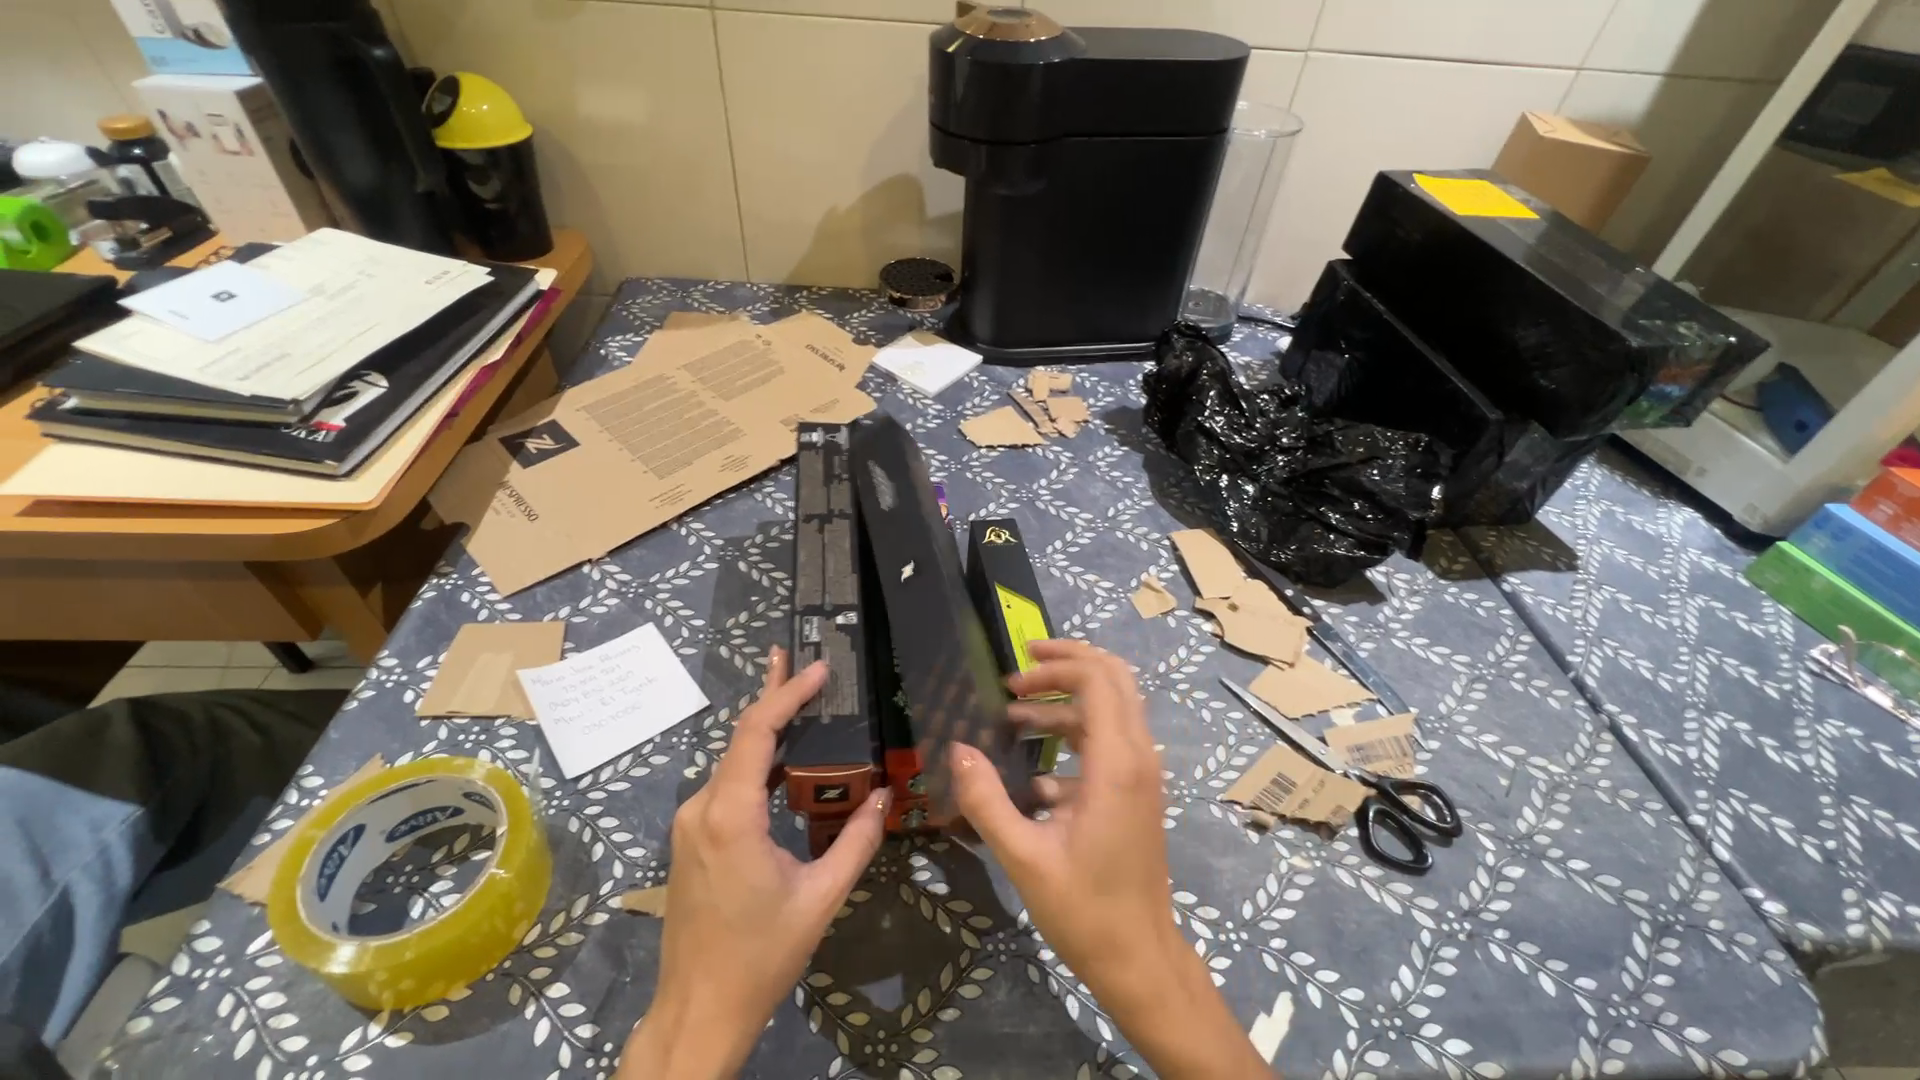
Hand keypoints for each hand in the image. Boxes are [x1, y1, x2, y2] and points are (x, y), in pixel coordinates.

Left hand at [619, 649, 890, 1079]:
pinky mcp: (690, 839)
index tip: (818, 669)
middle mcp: (702, 809)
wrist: (699, 1008)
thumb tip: (884, 796)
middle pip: (740, 739)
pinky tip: (781, 762)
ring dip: (765, 732)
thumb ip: (857, 840)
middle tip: (800, 660)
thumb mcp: (821, 897)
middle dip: (772, 696)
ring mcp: (690, 824)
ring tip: (799, 700)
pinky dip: (754, 764)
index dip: (786, 694)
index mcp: (730, 816)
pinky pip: (724, 787)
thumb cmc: (762, 954)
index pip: (756, 734)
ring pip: (731, 763)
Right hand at [949, 639, 1272, 1078]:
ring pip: (1113, 710)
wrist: (1138, 957)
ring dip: (1066, 703)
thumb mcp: (1023, 856)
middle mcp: (1138, 758)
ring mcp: (1142, 776)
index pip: (1097, 680)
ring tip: (1014, 716)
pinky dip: (1076, 738)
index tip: (1014, 672)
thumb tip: (958, 749)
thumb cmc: (1083, 909)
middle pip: (1114, 680)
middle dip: (1066, 667)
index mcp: (1115, 764)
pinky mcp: (1137, 794)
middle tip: (1018, 675)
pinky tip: (1035, 775)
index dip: (1057, 664)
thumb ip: (986, 800)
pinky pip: (1111, 743)